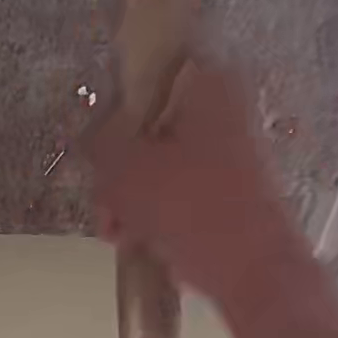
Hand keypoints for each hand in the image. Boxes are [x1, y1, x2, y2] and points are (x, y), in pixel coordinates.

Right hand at [88, 60, 316, 314]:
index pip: (151, 70)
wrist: (248, 267)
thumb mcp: (123, 165)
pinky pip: (167, 191)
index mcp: (207, 88)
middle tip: (105, 191)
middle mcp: (221, 113)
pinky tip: (129, 236)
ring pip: (150, 163)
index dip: (117, 99)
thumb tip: (89, 131)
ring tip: (115, 225)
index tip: (96, 131)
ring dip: (122, 196)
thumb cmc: (188, 204)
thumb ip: (98, 140)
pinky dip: (145, 212)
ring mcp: (223, 155)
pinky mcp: (220, 191)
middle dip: (114, 165)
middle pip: (143, 126)